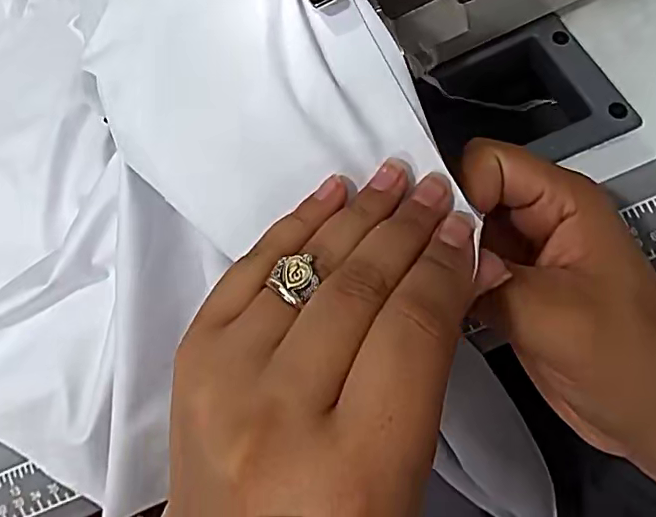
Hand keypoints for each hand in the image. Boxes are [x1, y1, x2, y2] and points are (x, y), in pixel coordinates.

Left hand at [169, 159, 505, 516]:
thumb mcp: (400, 477)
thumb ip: (430, 371)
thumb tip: (462, 272)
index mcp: (350, 472)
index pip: (411, 330)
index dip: (443, 267)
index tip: (461, 230)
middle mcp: (278, 416)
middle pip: (360, 287)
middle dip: (407, 229)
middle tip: (434, 193)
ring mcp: (225, 378)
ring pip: (308, 265)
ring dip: (357, 214)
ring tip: (391, 180)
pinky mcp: (193, 355)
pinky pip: (252, 265)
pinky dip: (296, 223)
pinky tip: (330, 195)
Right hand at [458, 139, 655, 458]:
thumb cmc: (636, 365)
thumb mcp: (553, 316)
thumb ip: (488, 275)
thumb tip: (438, 250)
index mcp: (564, 200)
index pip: (489, 161)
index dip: (462, 189)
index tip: (447, 229)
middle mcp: (541, 213)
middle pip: (469, 189)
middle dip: (448, 222)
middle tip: (435, 260)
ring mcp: (526, 246)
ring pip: (463, 226)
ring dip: (449, 254)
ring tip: (444, 284)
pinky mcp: (513, 277)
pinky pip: (467, 260)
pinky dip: (454, 278)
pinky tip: (450, 299)